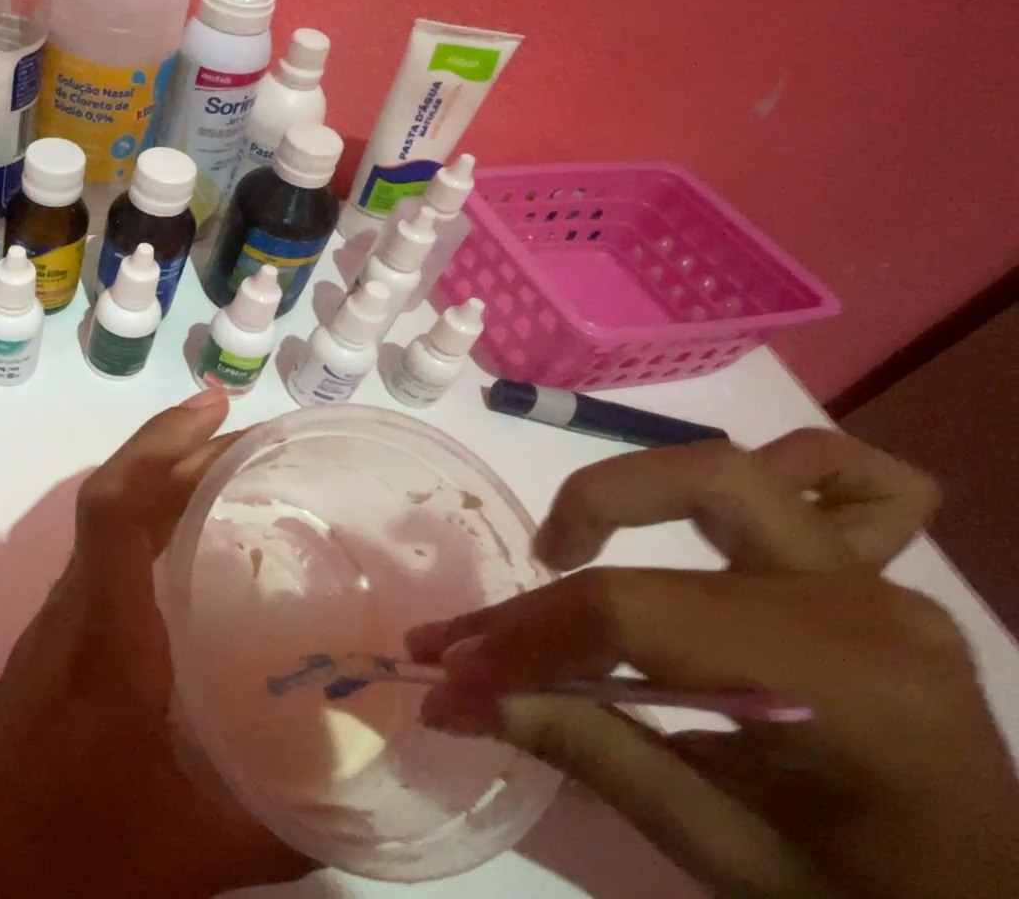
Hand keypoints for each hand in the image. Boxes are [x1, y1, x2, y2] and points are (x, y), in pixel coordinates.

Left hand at [0, 389, 311, 898]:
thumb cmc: (64, 853)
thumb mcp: (188, 854)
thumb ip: (280, 833)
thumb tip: (356, 810)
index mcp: (107, 641)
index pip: (114, 511)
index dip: (160, 446)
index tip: (215, 410)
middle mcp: (74, 613)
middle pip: (115, 501)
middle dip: (180, 454)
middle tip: (256, 441)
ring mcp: (56, 627)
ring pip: (105, 528)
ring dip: (161, 489)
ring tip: (235, 482)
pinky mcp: (52, 648)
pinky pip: (102, 563)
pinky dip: (146, 532)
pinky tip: (191, 562)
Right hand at [405, 430, 1018, 897]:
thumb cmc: (853, 895)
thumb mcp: (714, 844)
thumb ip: (581, 749)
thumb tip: (450, 698)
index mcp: (841, 679)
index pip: (638, 613)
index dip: (527, 635)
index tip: (449, 671)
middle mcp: (865, 603)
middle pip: (696, 496)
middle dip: (581, 516)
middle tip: (517, 584)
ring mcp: (878, 585)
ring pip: (746, 470)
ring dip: (638, 490)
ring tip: (573, 549)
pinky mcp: (871, 586)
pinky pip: (834, 489)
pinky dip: (751, 485)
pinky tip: (701, 527)